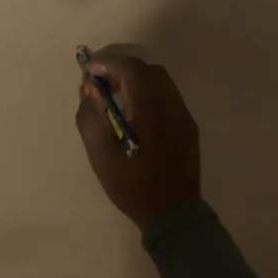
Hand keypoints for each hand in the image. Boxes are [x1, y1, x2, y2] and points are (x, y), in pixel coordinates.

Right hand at [74, 49, 200, 228]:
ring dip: (136, 80)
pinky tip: (135, 114)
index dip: (109, 63)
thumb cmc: (132, 185)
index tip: (90, 69)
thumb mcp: (100, 155)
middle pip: (149, 70)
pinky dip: (148, 93)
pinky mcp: (188, 127)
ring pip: (161, 82)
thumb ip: (90, 117)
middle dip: (122, 69)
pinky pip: (168, 96)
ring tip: (116, 98)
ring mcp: (183, 116)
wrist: (173, 214)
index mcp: (151, 111)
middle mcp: (172, 106)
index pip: (132, 70)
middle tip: (101, 83)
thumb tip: (89, 90)